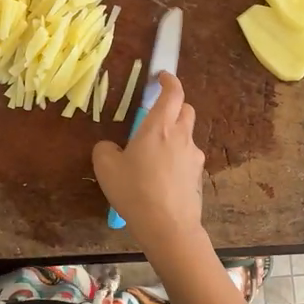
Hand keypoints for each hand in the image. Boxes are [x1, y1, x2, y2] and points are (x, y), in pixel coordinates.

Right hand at [92, 73, 205, 251]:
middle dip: (174, 106)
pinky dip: (178, 159)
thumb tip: (111, 147)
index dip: (169, 80)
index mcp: (159, 126)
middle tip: (156, 116)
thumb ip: (106, 149)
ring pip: (188, 135)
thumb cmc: (134, 191)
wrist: (168, 226)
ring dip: (176, 135)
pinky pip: (188, 158)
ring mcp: (193, 156)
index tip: (162, 77)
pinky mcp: (198, 175)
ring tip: (156, 154)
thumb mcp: (106, 167)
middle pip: (186, 109)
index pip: (173, 92)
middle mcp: (181, 136)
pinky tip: (163, 178)